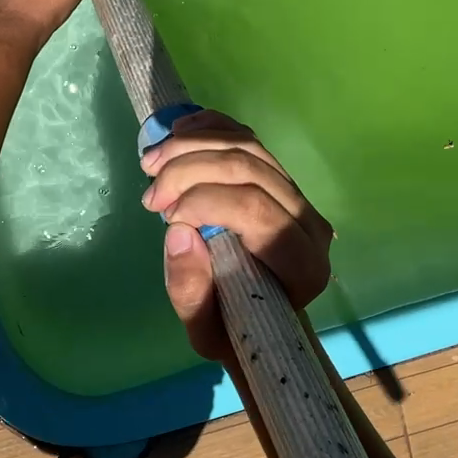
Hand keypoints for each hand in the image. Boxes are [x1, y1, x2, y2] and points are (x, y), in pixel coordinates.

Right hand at [144, 111, 333, 364]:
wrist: (256, 320)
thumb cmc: (234, 331)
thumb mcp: (205, 331)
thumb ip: (192, 291)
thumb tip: (180, 231)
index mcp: (302, 265)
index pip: (256, 210)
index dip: (205, 201)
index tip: (164, 216)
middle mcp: (308, 222)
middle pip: (249, 169)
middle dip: (189, 169)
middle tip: (149, 193)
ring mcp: (295, 193)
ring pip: (246, 144)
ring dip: (191, 144)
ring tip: (150, 162)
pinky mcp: (275, 174)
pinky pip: (245, 134)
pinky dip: (208, 126)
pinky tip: (176, 133)